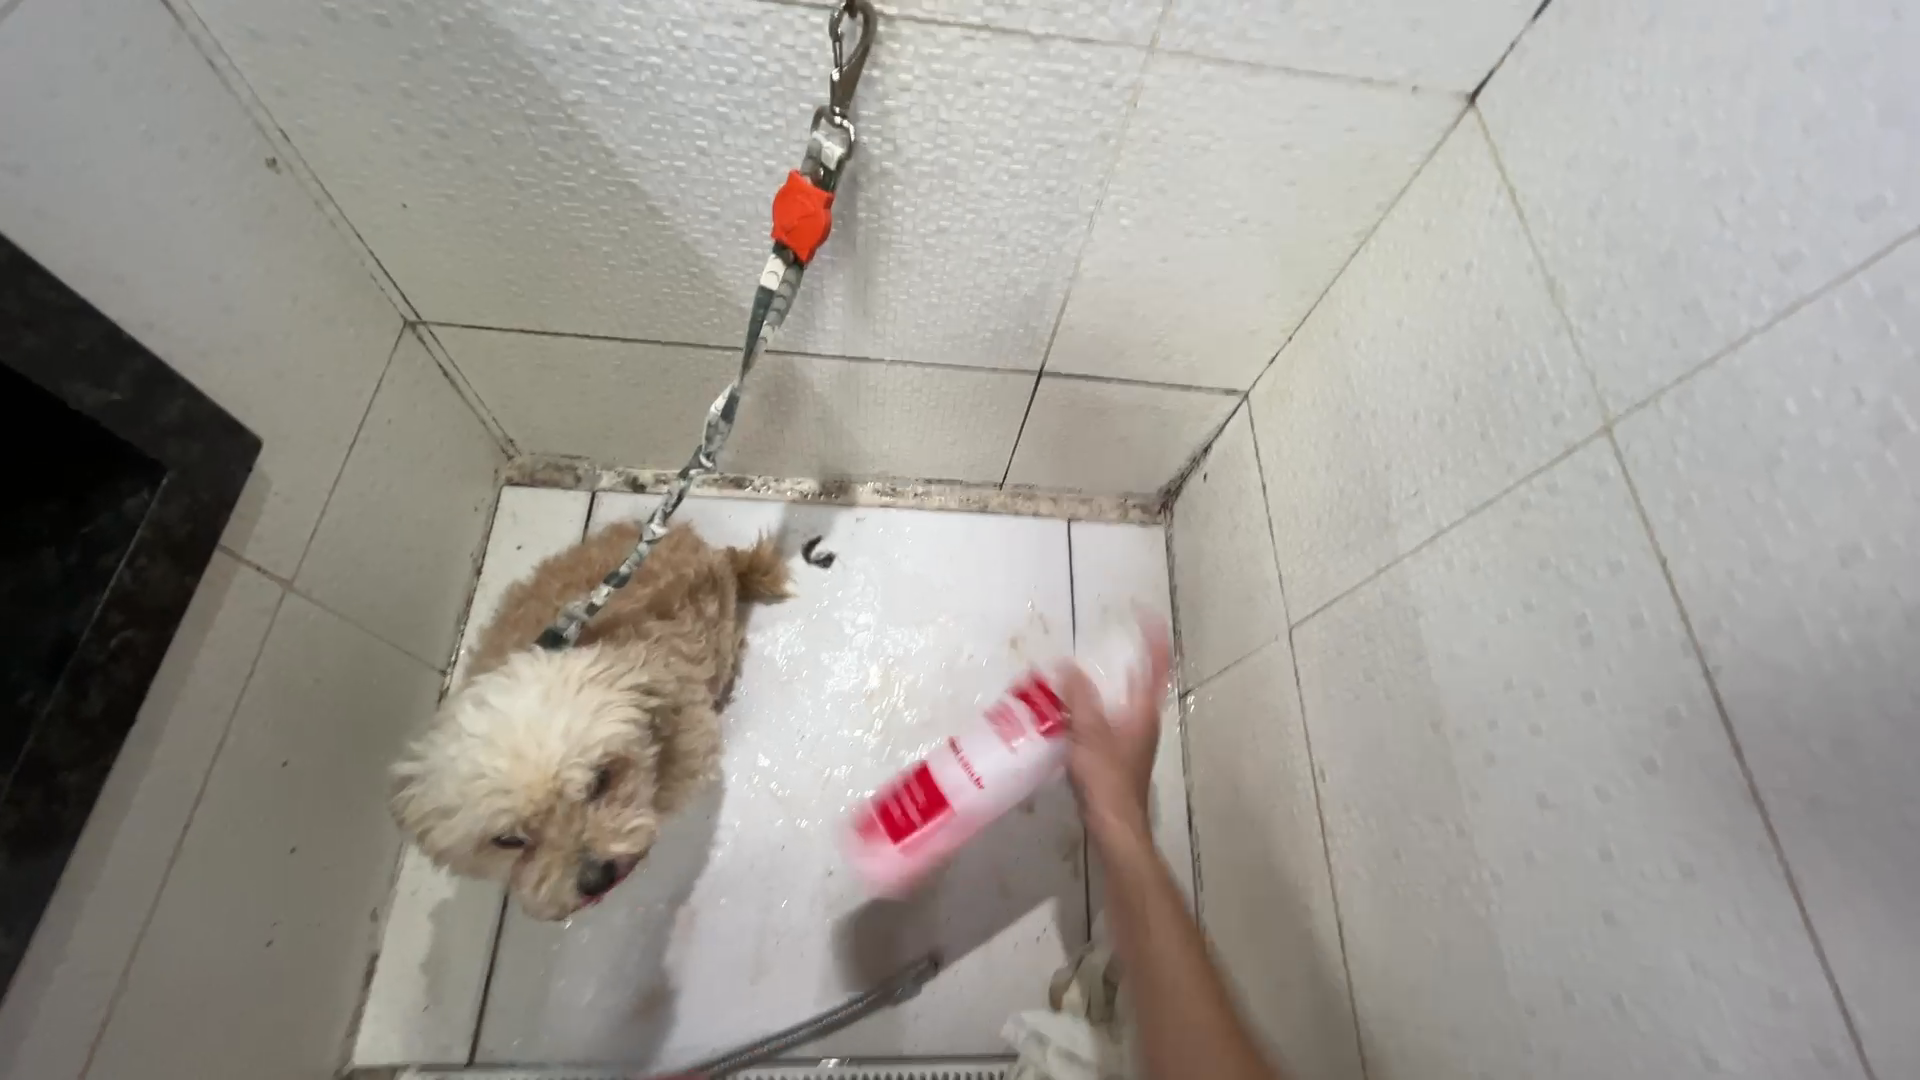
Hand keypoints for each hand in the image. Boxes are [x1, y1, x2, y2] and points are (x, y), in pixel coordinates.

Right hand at [1061, 616, 1172, 847]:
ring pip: (1121, 697)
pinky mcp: (1117, 752)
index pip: (1155, 663)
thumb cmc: (1107, 778)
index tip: (1141, 609)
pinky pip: (1105, 715)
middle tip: (1107, 633)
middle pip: (1141, 677)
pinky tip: (1065, 707)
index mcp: (1143, 710)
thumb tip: (1067, 665)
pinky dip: (1090, 703)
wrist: (1114, 824)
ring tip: (1076, 667)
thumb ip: (1079, 696)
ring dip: (1104, 679)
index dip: (1152, 635)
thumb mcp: (1089, 732)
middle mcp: (1143, 720)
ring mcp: (1131, 737)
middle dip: (1127, 653)